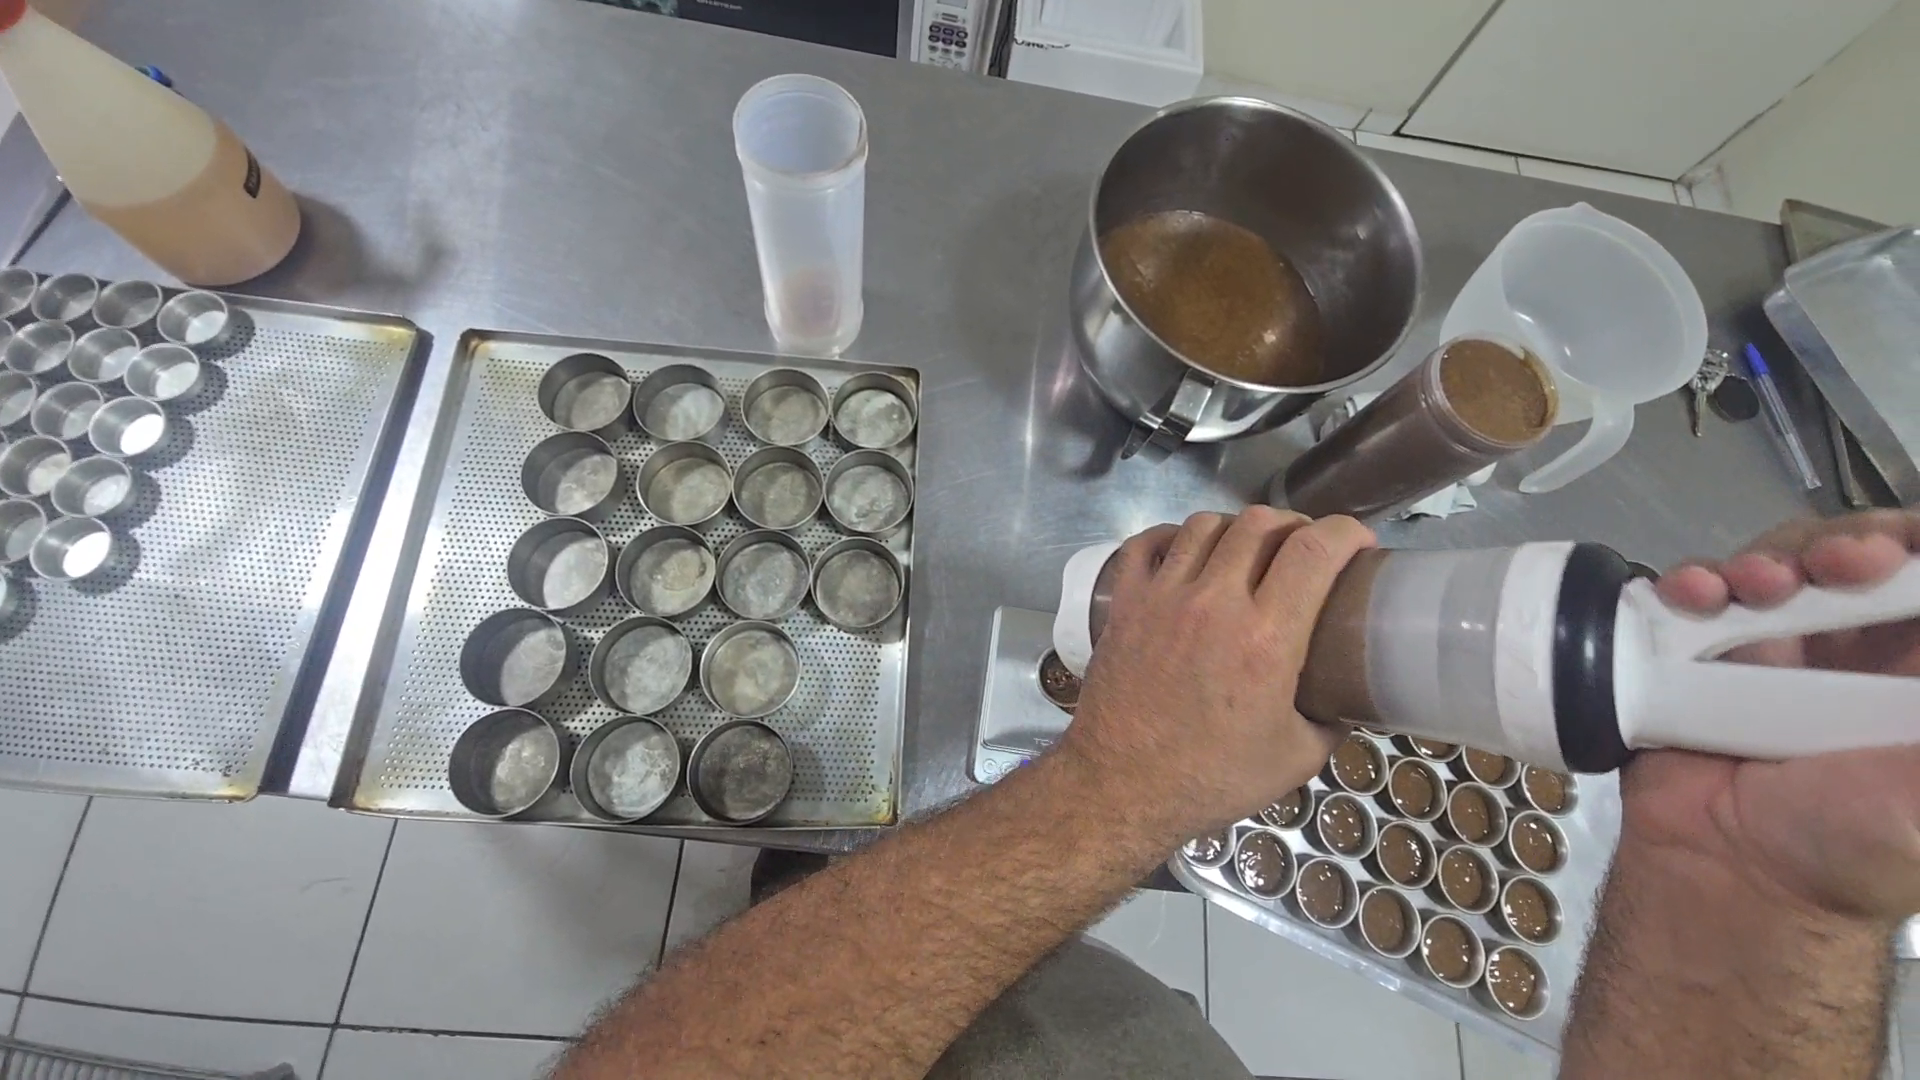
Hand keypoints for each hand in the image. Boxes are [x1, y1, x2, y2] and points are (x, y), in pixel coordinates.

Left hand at [1057, 507, 1374, 844]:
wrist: (1123, 784)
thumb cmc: (1212, 777)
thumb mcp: (1297, 757)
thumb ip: (1331, 718)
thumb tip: (1345, 695)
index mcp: (1266, 637)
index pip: (1313, 551)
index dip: (1346, 532)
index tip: (1358, 543)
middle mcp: (1214, 602)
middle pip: (1260, 524)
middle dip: (1295, 526)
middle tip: (1305, 550)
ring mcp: (1162, 596)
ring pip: (1204, 525)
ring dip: (1237, 529)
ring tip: (1248, 551)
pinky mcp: (1124, 602)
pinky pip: (1146, 543)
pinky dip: (1172, 536)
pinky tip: (1186, 551)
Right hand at [1645, 510, 1919, 921]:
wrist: (1723, 861)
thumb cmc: (1857, 839)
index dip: (1918, 548)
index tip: (1896, 557)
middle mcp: (1859, 650)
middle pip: (1860, 556)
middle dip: (1846, 544)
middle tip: (1839, 564)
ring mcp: (1772, 648)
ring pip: (1775, 565)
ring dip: (1763, 559)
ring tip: (1746, 585)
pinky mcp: (1693, 652)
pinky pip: (1694, 596)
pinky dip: (1689, 583)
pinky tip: (1687, 594)